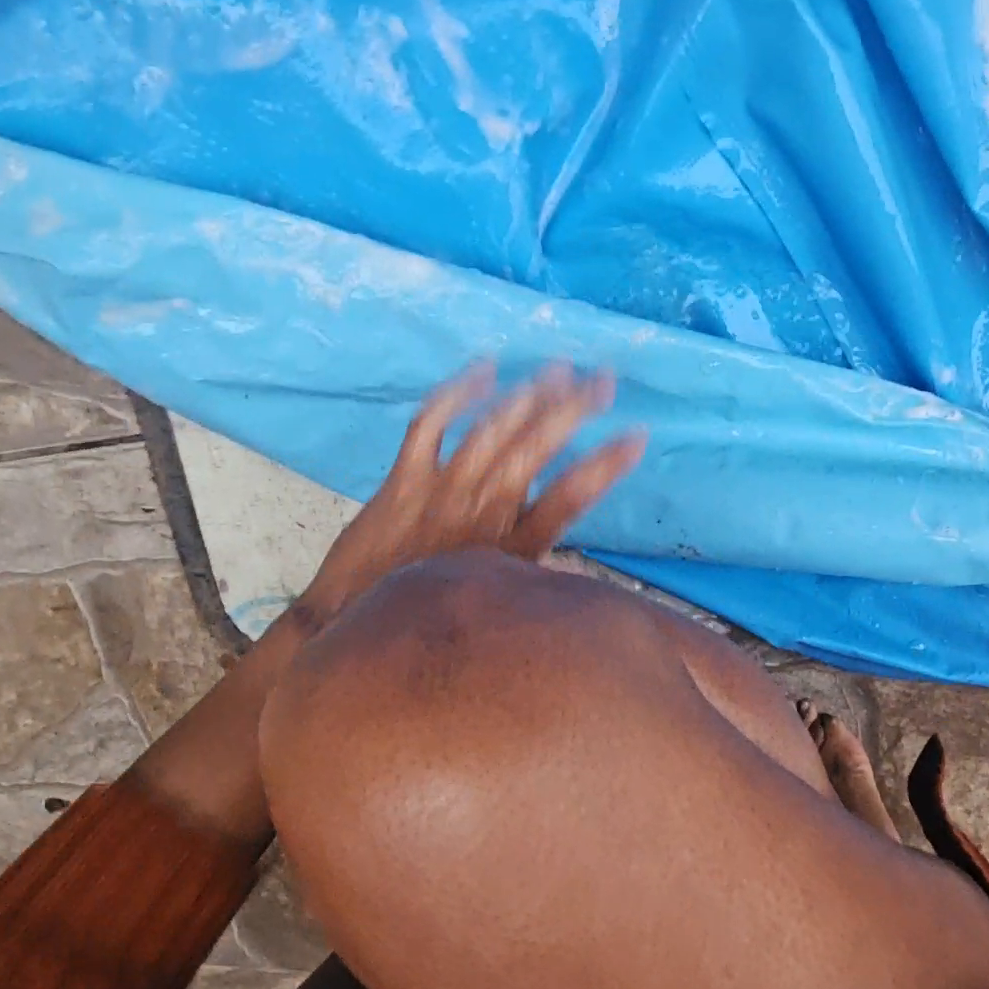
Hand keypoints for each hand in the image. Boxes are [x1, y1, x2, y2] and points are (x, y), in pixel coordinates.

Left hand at [295, 360, 646, 625]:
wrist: (351, 619)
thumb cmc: (431, 615)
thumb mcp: (495, 601)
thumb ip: (534, 576)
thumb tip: (577, 570)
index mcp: (512, 548)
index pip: (569, 499)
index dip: (604, 466)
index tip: (636, 436)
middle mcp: (481, 513)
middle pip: (534, 452)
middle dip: (573, 412)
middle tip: (606, 381)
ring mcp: (440, 491)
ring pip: (489, 432)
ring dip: (527, 397)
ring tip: (560, 369)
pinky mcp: (403, 479)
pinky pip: (431, 426)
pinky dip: (457, 394)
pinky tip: (485, 369)